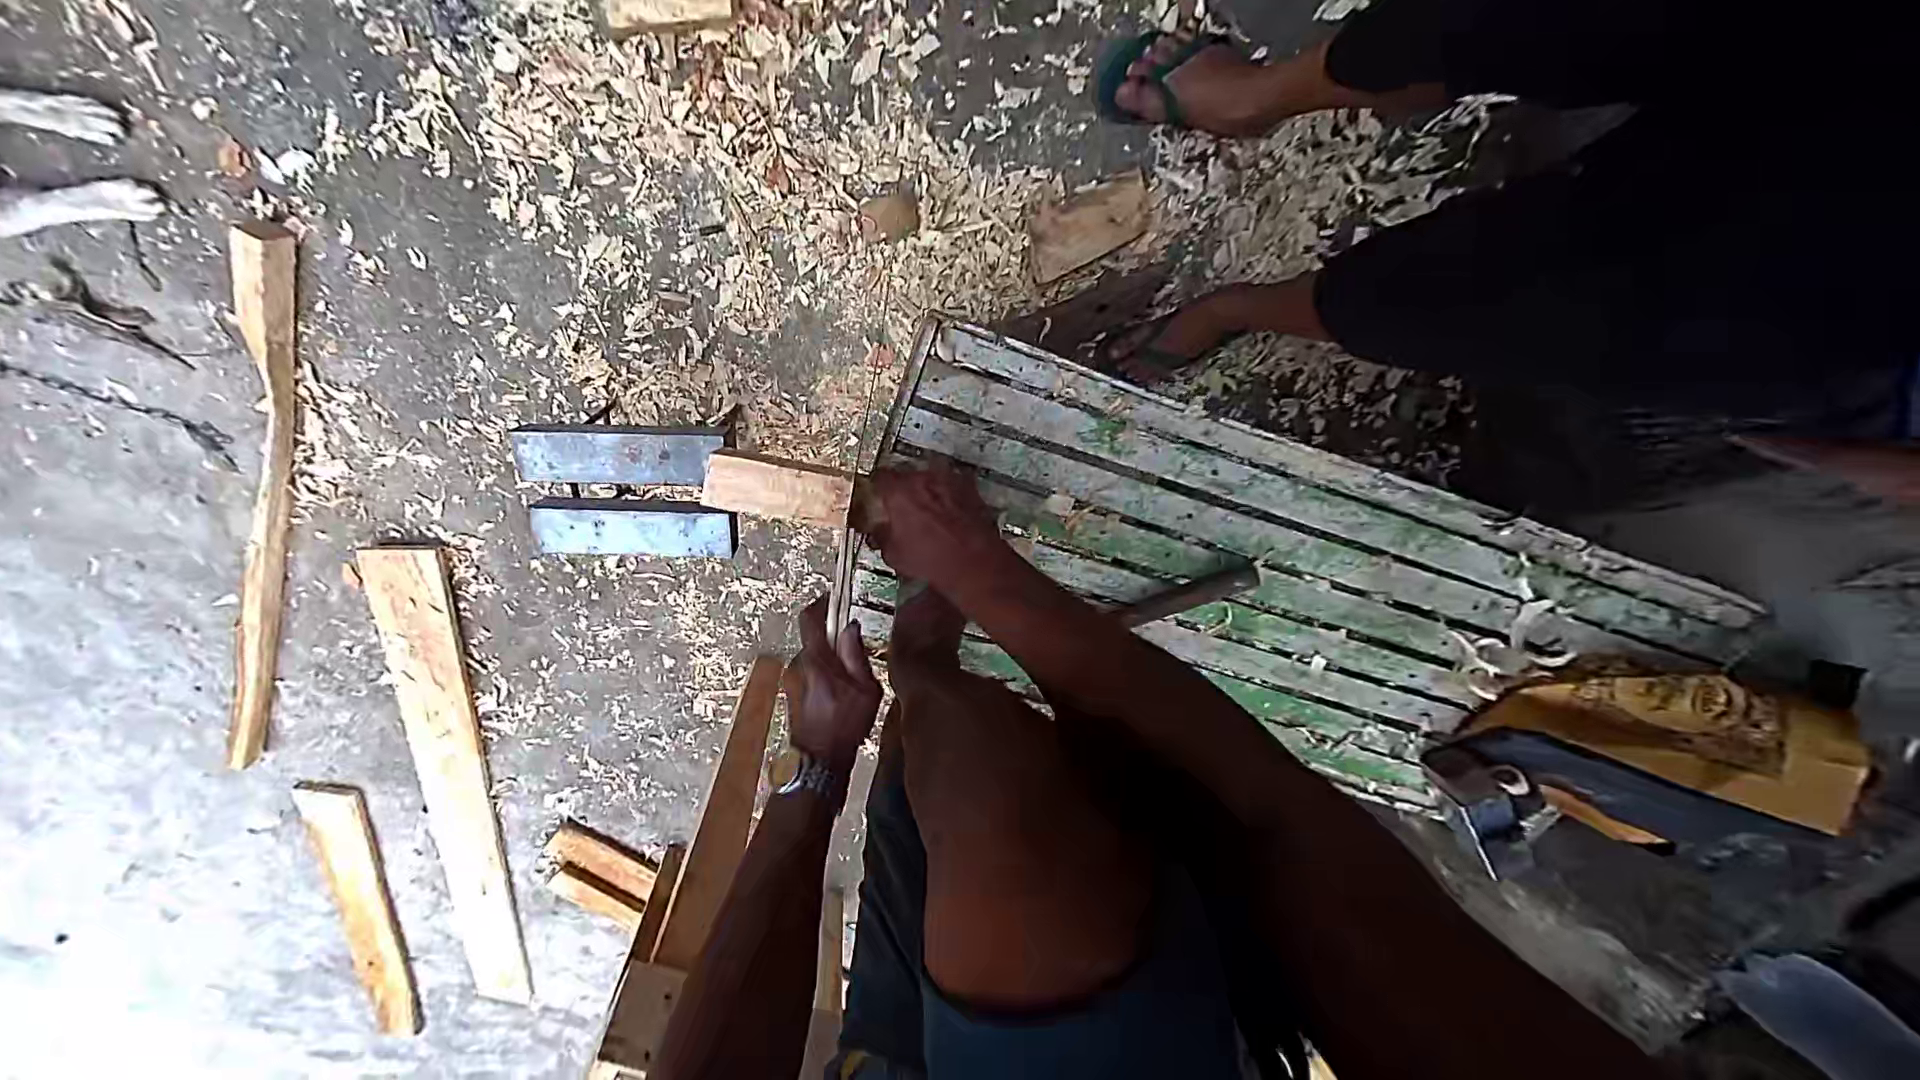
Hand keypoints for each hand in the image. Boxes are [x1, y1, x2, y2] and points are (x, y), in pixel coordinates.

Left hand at [782, 596, 881, 774]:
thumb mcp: (866, 690)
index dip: (822, 603)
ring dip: (831, 660)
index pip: (810, 618)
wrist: (819, 763)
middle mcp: (799, 666)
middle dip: (835, 639)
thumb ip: (857, 655)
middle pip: (816, 638)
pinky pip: (811, 672)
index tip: (835, 599)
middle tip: (856, 651)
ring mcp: (792, 680)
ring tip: (851, 680)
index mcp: (817, 661)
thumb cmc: (845, 727)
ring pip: (815, 657)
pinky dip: (825, 674)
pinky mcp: (792, 693)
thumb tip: (851, 628)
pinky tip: (840, 694)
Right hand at [866, 458, 1006, 588]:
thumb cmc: (936, 559)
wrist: (974, 563)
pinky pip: (952, 485)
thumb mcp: (895, 555)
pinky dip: (948, 495)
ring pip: (930, 478)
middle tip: (904, 509)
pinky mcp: (969, 488)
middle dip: (904, 490)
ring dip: (927, 491)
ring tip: (928, 514)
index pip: (880, 477)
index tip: (878, 494)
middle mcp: (923, 479)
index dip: (878, 487)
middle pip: (906, 474)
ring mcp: (949, 481)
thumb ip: (882, 536)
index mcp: (899, 492)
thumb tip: (880, 533)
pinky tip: (948, 514)